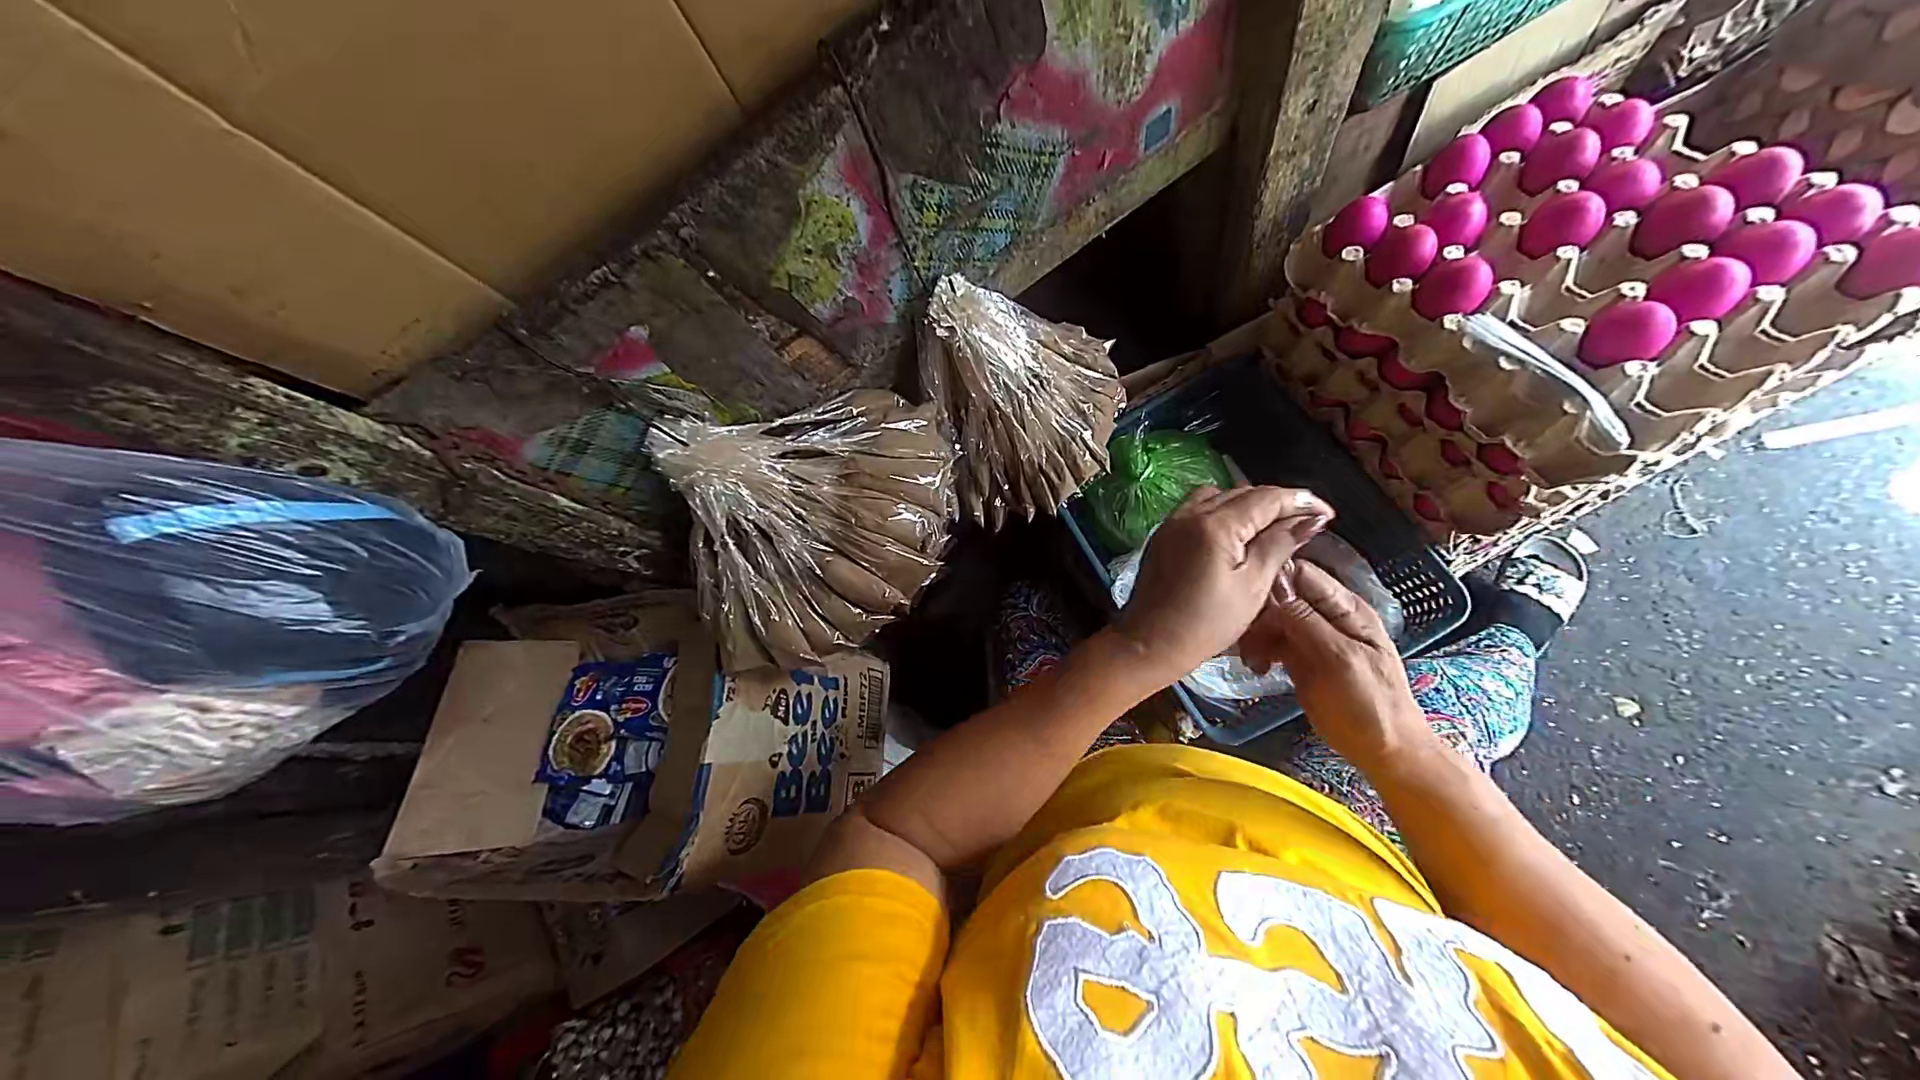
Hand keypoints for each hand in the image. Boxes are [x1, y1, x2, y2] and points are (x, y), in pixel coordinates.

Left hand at [1113, 485, 1331, 688]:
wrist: (1149, 643)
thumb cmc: (1206, 623)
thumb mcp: (1252, 586)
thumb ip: (1279, 546)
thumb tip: (1309, 520)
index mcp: (1215, 524)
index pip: (1266, 498)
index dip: (1301, 501)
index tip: (1326, 513)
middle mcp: (1190, 513)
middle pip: (1242, 493)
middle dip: (1276, 503)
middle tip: (1304, 523)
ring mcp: (1172, 522)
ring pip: (1218, 496)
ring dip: (1247, 504)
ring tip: (1271, 527)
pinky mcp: (1163, 535)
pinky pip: (1198, 509)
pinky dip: (1222, 512)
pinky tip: (1237, 533)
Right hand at [1240, 560, 1435, 773]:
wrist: (1383, 750)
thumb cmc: (1371, 704)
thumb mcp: (1341, 659)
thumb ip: (1307, 623)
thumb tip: (1275, 588)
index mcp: (1345, 608)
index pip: (1301, 575)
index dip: (1272, 580)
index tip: (1247, 599)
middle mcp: (1326, 616)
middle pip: (1281, 596)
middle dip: (1259, 612)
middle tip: (1243, 635)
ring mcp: (1312, 638)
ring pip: (1271, 619)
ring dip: (1255, 634)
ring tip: (1250, 657)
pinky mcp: (1299, 659)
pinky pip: (1270, 642)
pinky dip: (1258, 650)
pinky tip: (1256, 666)